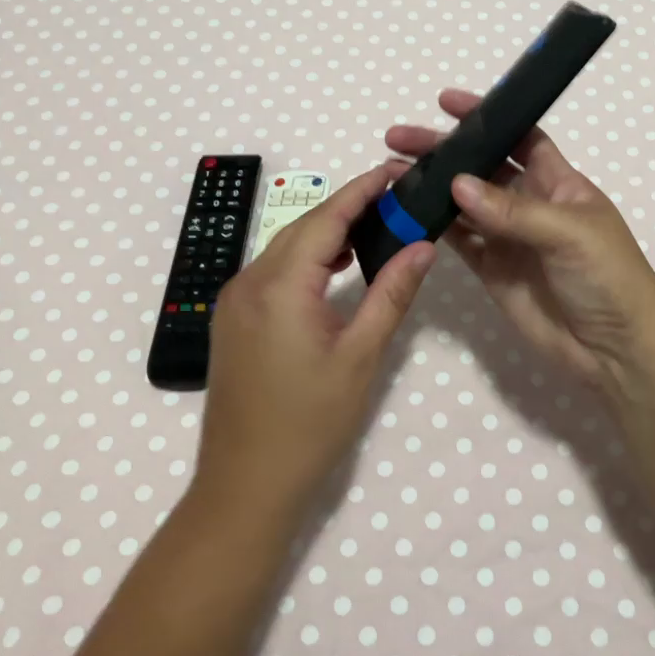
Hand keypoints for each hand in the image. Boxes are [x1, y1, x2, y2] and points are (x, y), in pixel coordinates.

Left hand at [193, 164, 435, 517]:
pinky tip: (336, 266)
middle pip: (303, 227)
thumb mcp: (361, 356)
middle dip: (348, 207)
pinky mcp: (232, 321)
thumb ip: (391, 293)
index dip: (362, 190)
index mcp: (280, 286)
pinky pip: (273, 271)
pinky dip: (308, 258)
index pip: (326, 218)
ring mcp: (234, 302)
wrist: (246, 485)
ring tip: (375, 226)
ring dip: (327, 232)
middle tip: (396, 198)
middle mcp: (249, 282)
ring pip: (286, 247)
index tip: (396, 170)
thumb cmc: (310, 423)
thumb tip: (422, 244)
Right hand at [384, 89, 654, 391]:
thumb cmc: (608, 277)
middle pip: (482, 166)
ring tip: (391, 174)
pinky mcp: (493, 269)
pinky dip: (433, 226)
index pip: (521, 137)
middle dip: (444, 150)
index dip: (488, 118)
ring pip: (463, 202)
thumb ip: (512, 210)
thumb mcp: (569, 233)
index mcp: (560, 182)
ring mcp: (509, 237)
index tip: (446, 103)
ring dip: (431, 186)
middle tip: (397, 140)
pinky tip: (406, 212)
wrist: (616, 350)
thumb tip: (457, 183)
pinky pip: (459, 240)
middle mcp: (531, 203)